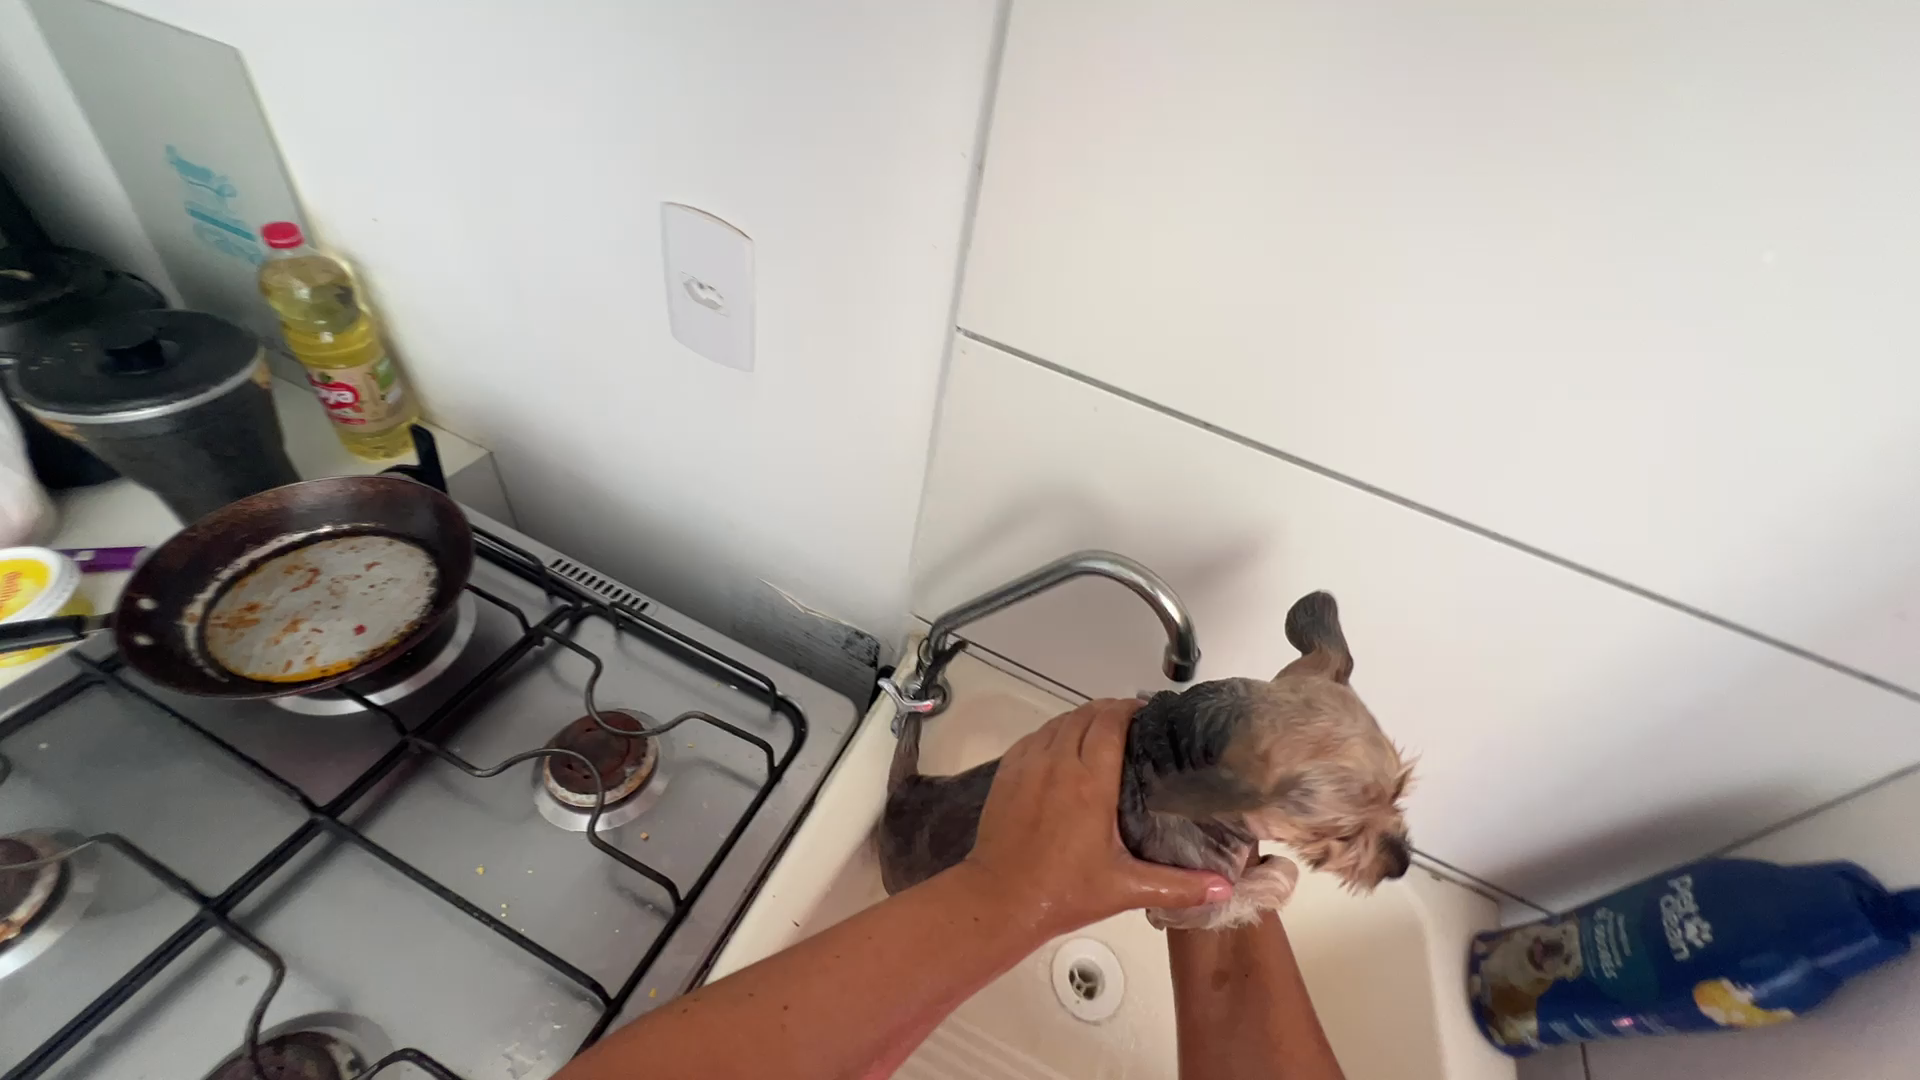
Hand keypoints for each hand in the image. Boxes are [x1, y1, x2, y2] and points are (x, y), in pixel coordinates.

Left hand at [963, 698, 1232, 936]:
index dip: (1128, 709)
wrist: (999, 897)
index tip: (1148, 711)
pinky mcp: (1008, 770)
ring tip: (1102, 730)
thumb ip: (1178, 886)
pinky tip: (1066, 745)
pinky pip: (1036, 736)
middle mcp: (1058, 761)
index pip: (1109, 723)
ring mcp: (1028, 763)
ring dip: (1082, 718)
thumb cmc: (1065, 891)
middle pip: (1085, 714)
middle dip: (1109, 710)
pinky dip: (1055, 731)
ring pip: (1059, 722)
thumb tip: (1225, 887)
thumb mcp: (1125, 888)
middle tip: (1132, 722)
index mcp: (1089, 781)